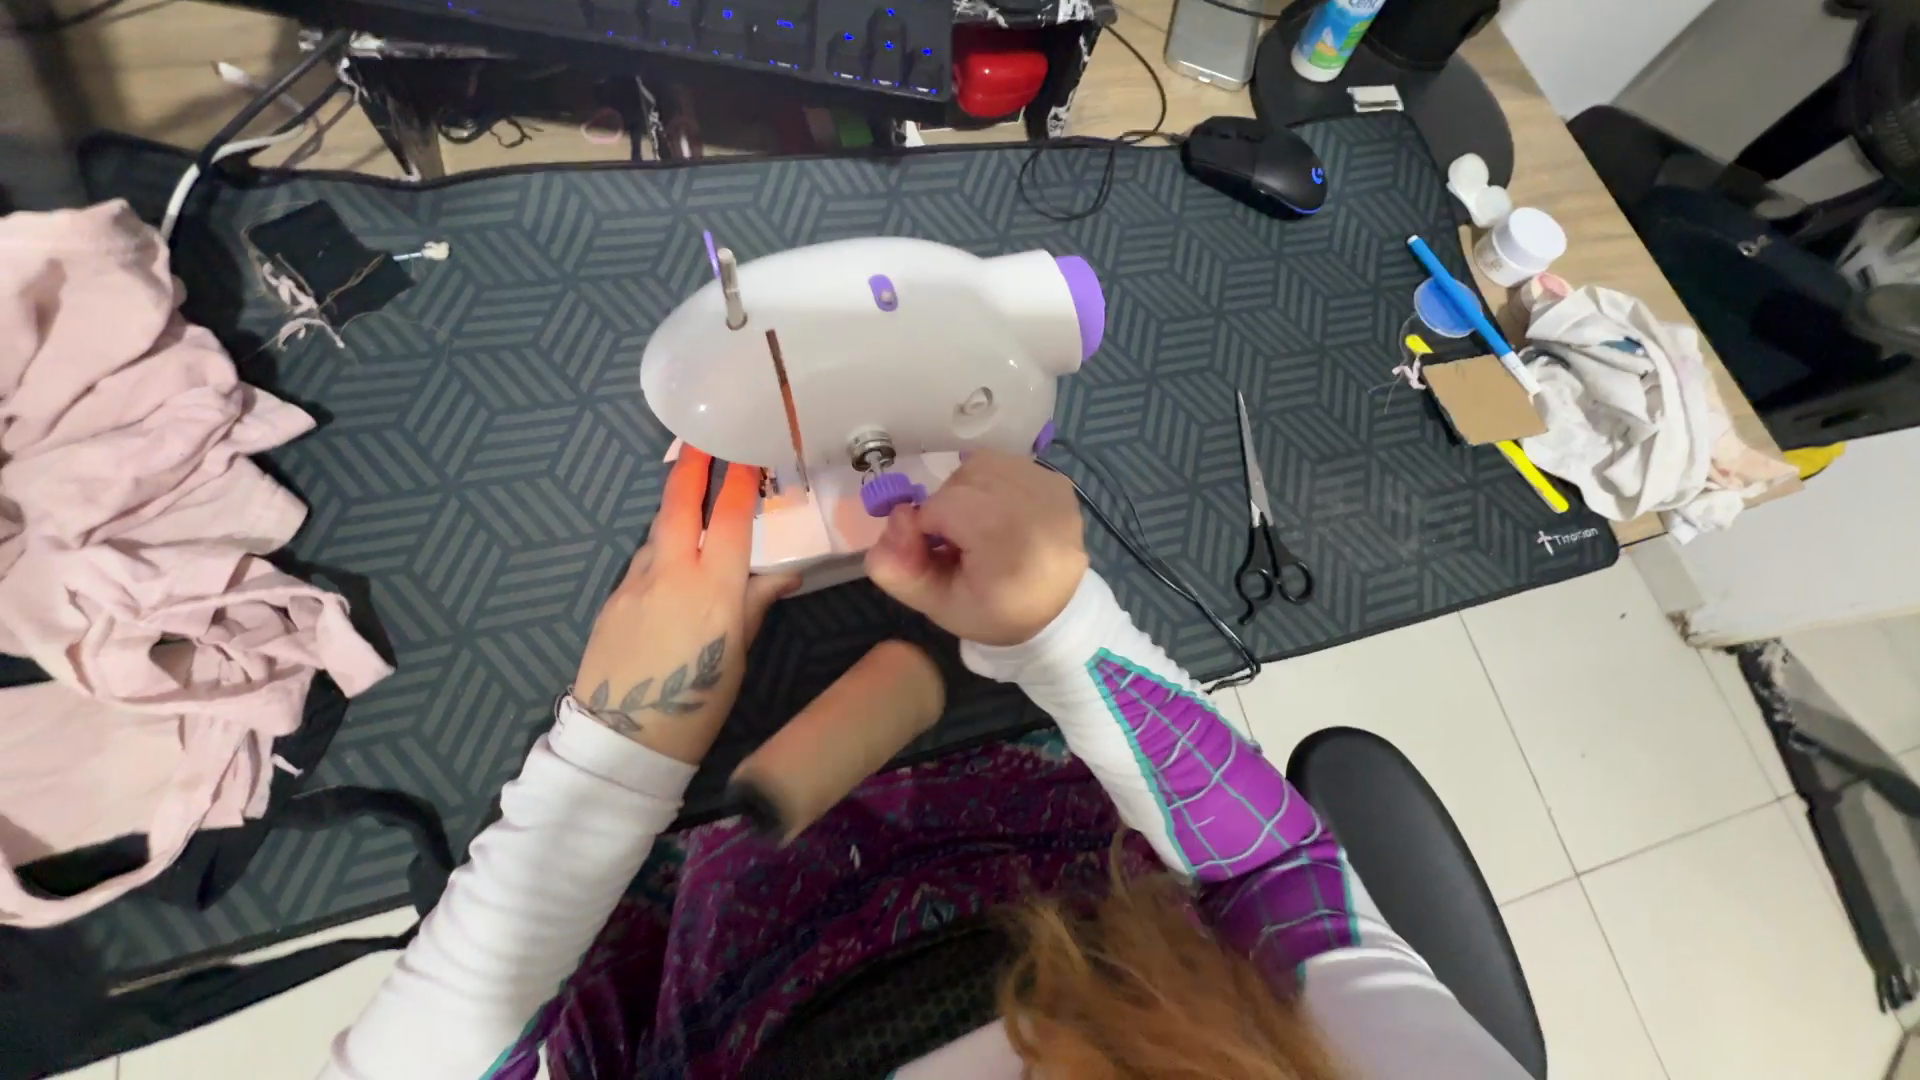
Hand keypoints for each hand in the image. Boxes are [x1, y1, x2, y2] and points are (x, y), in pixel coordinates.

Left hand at [573, 448, 798, 763]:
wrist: (626, 738)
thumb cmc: (700, 701)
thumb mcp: (739, 654)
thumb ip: (756, 604)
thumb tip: (785, 574)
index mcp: (715, 587)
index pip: (730, 519)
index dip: (738, 481)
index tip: (743, 452)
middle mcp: (672, 573)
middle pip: (679, 506)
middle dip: (690, 468)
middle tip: (699, 441)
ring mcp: (636, 582)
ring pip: (658, 533)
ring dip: (676, 515)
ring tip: (690, 507)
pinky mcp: (613, 597)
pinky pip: (642, 563)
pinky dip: (660, 553)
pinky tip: (669, 569)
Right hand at [864, 450, 1086, 645]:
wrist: (1052, 612)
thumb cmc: (991, 611)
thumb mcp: (936, 604)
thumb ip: (898, 567)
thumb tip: (895, 516)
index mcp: (1011, 546)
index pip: (945, 505)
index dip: (927, 524)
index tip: (937, 550)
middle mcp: (1039, 509)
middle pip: (962, 480)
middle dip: (947, 506)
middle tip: (956, 541)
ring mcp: (1052, 492)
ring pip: (982, 465)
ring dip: (966, 490)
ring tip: (976, 526)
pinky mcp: (1058, 482)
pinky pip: (1006, 464)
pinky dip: (991, 484)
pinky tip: (998, 515)